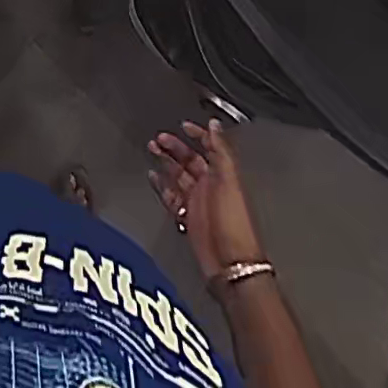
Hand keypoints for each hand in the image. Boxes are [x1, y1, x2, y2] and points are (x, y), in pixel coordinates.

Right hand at [150, 119, 263, 283]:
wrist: (230, 263)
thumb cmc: (234, 223)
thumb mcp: (229, 179)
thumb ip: (221, 150)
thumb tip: (215, 124)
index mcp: (223, 173)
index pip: (210, 146)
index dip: (198, 134)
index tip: (185, 126)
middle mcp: (211, 185)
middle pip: (190, 159)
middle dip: (175, 146)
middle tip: (160, 138)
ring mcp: (199, 201)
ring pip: (179, 175)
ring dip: (166, 161)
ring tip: (152, 150)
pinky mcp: (188, 216)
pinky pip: (171, 196)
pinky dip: (161, 185)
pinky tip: (153, 177)